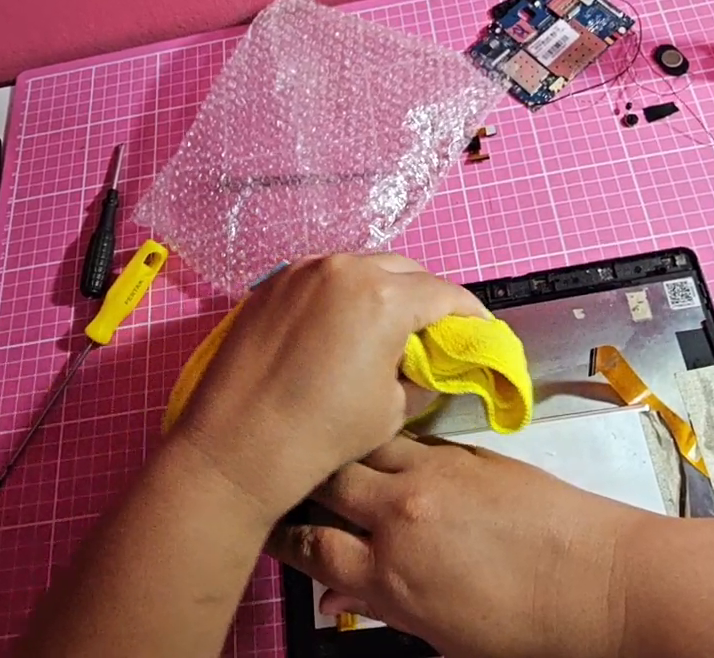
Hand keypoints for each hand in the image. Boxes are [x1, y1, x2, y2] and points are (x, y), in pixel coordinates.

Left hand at [170, 253, 487, 523]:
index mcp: (383, 298)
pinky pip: (324, 277)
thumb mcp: (392, 409)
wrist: (236, 445)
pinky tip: (340, 326)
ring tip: (384, 326)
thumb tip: (422, 358)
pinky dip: (343, 294)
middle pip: (404, 270)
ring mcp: (304, 270)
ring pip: (362, 268)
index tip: (477, 329)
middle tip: (431, 330)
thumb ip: (418, 371)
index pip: (444, 293)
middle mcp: (345, 268)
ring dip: (383, 290)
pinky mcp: (274, 282)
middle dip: (425, 296)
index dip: (468, 313)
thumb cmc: (322, 434)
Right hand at [269, 435, 653, 657]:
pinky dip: (391, 447)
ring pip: (366, 446)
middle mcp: (400, 516)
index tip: (272, 521)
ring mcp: (432, 475)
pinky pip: (410, 441)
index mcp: (390, 577)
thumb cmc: (524, 632)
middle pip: (328, 482)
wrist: (598, 581)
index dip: (285, 532)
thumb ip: (386, 605)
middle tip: (291, 474)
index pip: (311, 544)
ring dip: (347, 450)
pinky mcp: (463, 451)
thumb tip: (341, 591)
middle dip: (306, 479)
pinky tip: (389, 451)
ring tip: (334, 446)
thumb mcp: (444, 639)